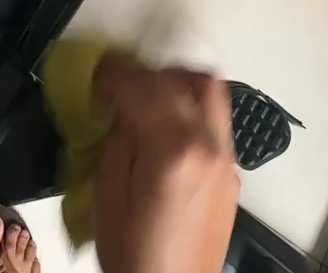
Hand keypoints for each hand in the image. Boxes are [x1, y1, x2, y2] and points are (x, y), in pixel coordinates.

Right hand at [90, 57, 238, 272]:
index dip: (114, 74)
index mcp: (173, 150)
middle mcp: (208, 146)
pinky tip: (169, 130)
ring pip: (212, 92)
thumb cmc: (132, 254)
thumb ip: (118, 140)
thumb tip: (124, 111)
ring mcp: (226, 160)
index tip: (96, 77)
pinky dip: (193, 109)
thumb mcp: (108, 194)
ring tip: (150, 98)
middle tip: (122, 88)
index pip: (144, 87)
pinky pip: (216, 122)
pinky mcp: (232, 175)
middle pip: (186, 79)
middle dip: (150, 74)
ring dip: (179, 83)